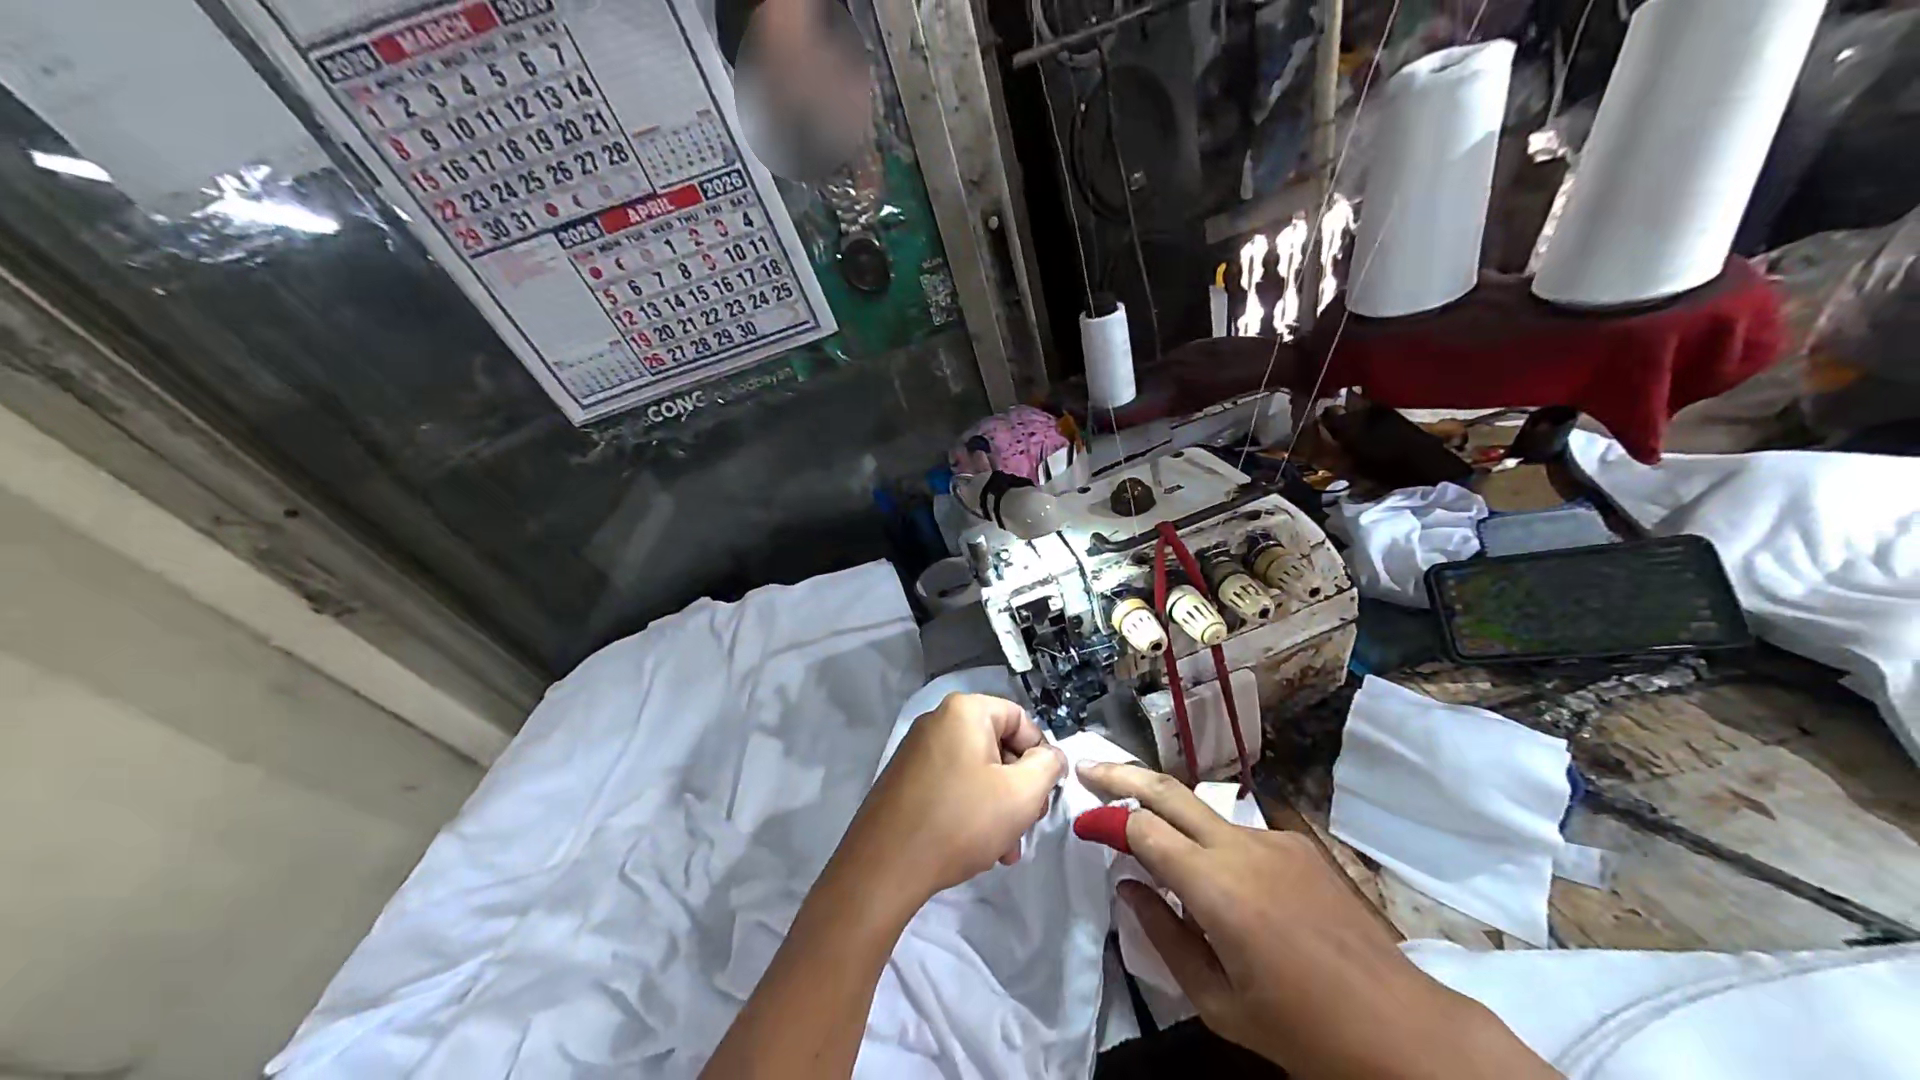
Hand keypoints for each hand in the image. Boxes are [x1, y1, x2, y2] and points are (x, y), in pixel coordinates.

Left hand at [838, 693, 1065, 908]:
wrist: (884, 866)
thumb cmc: (960, 821)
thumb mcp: (1021, 794)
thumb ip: (1048, 767)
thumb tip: (1050, 756)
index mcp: (964, 711)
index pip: (1021, 720)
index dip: (1040, 756)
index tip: (1044, 794)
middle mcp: (937, 721)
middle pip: (999, 745)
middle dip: (1020, 787)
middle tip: (1028, 824)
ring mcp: (917, 751)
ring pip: (978, 771)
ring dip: (1000, 806)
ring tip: (1006, 848)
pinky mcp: (906, 779)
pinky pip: (953, 785)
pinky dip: (972, 810)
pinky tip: (980, 847)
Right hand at [1080, 762, 1555, 1079]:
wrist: (1404, 1028)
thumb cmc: (1301, 1029)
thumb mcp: (1217, 1002)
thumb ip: (1163, 935)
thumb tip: (1128, 886)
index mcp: (1217, 889)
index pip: (1143, 829)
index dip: (1107, 821)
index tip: (1082, 828)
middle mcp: (1242, 848)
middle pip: (1168, 790)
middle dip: (1122, 775)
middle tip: (1088, 770)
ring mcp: (1274, 841)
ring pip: (1202, 811)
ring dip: (1166, 811)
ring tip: (1143, 831)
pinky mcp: (1298, 846)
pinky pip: (1237, 834)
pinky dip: (1209, 842)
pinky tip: (1216, 880)